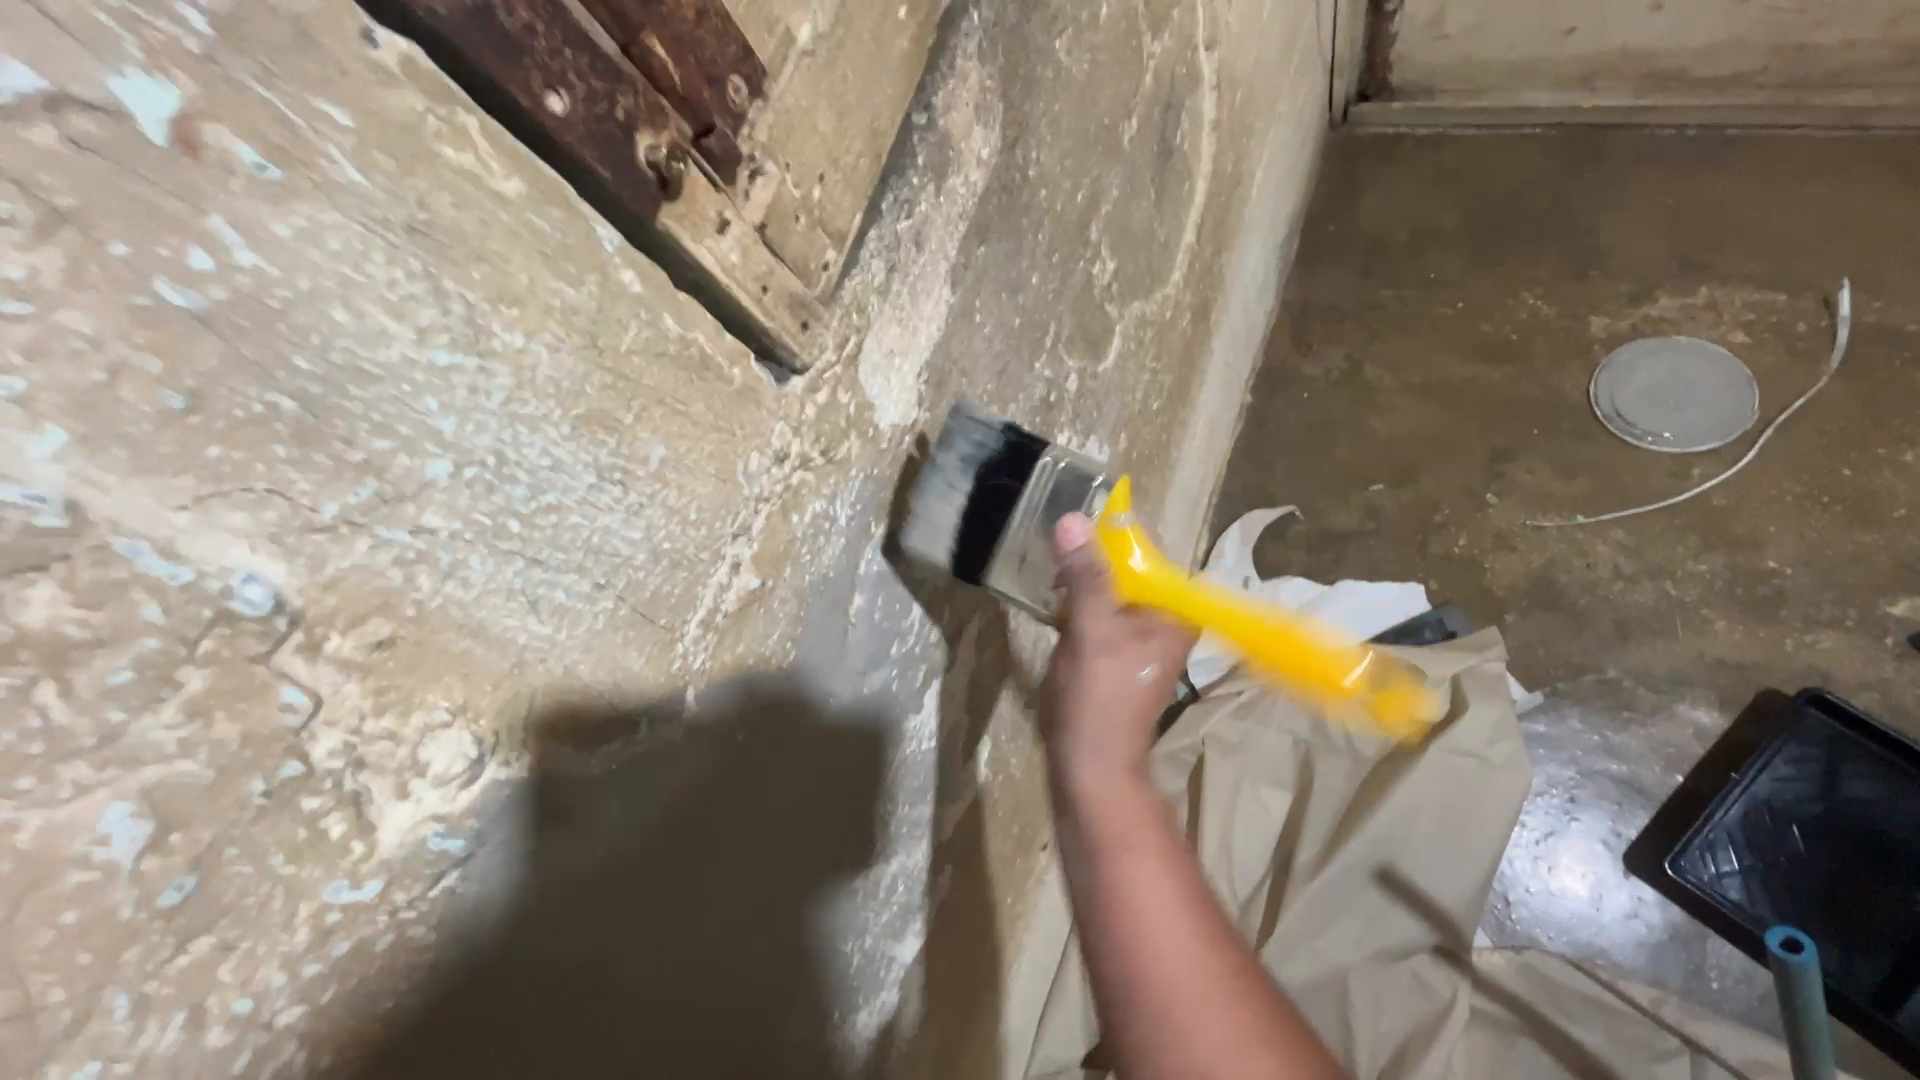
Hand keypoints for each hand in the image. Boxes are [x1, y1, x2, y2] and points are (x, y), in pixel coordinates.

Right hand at [1041, 513, 1197, 786]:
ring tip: (1054, 569)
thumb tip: (1072, 518)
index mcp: (1175, 612)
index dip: (1117, 533)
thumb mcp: (1091, 629)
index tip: (1077, 520)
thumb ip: (1084, 574)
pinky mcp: (1117, 654)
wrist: (1089, 765)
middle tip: (1058, 544)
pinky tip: (1056, 601)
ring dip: (1083, 578)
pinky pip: (1100, 613)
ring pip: (1112, 591)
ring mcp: (1141, 640)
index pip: (1152, 552)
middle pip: (1131, 570)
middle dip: (1095, 556)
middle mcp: (1166, 621)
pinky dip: (1080, 603)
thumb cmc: (1098, 698)